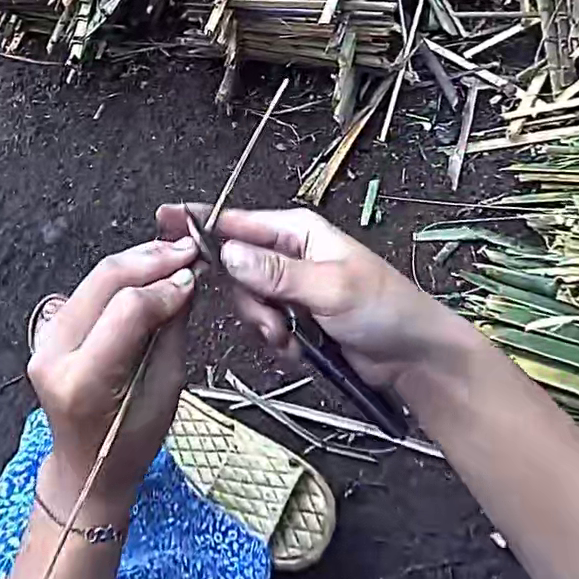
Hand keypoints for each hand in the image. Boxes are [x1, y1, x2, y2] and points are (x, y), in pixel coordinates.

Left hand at [28, 233, 198, 520]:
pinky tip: (149, 265)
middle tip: (187, 249)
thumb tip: (186, 280)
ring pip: (96, 276)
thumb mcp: (166, 389)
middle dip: (152, 259)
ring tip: (174, 251)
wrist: (87, 466)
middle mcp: (54, 355)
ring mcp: (46, 339)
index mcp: (83, 381)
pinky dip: (123, 271)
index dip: (165, 287)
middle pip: (106, 280)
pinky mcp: (50, 328)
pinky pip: (90, 286)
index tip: (193, 277)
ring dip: (139, 258)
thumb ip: (171, 329)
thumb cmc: (131, 442)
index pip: (127, 310)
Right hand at [154, 204, 461, 389]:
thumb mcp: (330, 287)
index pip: (239, 221)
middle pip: (238, 270)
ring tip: (295, 339)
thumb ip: (276, 273)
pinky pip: (265, 327)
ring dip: (267, 326)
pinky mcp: (294, 318)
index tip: (164, 219)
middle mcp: (288, 254)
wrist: (413, 358)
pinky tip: (304, 350)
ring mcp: (290, 288)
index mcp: (296, 231)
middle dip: (252, 302)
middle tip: (276, 323)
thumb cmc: (383, 307)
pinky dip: (280, 343)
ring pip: (249, 304)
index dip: (201, 221)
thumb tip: (227, 252)